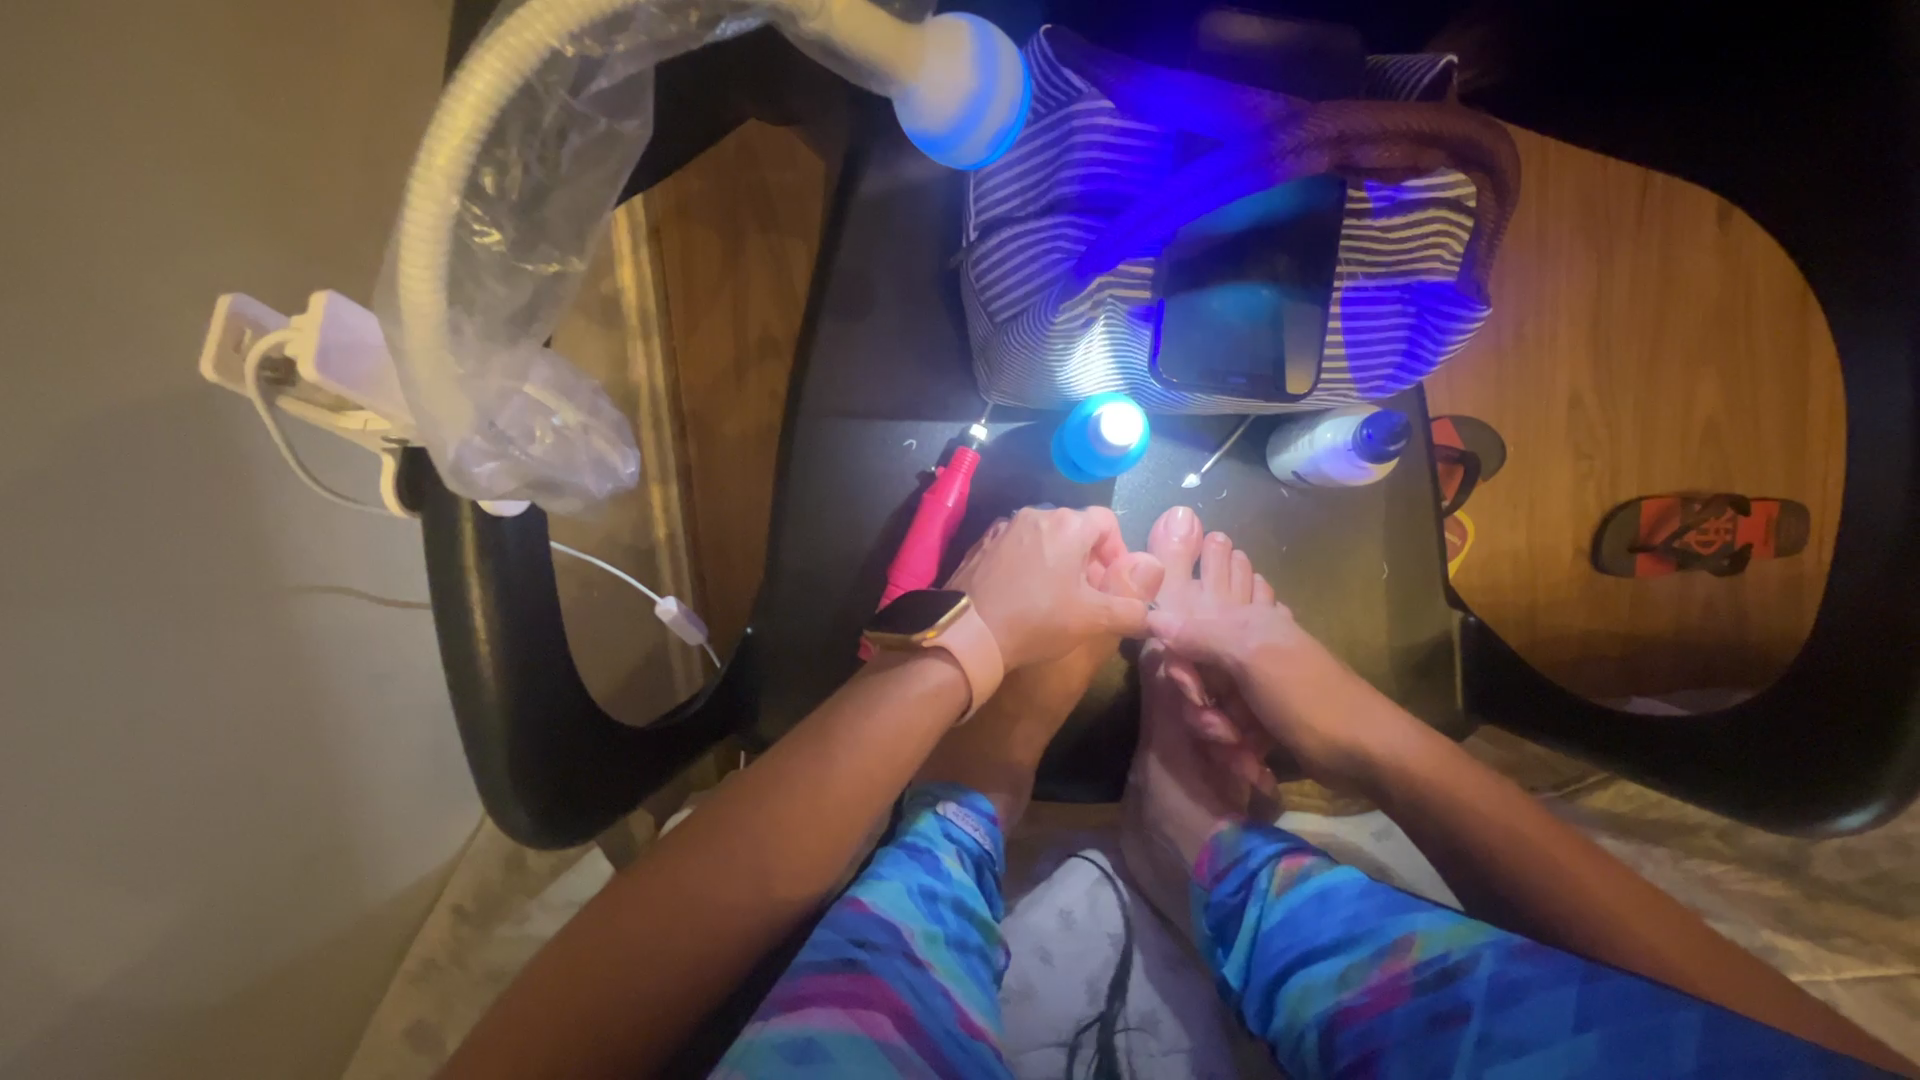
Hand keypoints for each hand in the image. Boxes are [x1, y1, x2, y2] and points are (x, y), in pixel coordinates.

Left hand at [945, 506, 1160, 670]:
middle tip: (1088, 595)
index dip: (1118, 552)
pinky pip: (1016, 547)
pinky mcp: (981, 544)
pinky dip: (1028, 564)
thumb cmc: (1037, 619)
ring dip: (1057, 561)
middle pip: (1075, 529)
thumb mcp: (1093, 619)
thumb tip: (1151, 611)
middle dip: (1088, 558)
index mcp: (1067, 524)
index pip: (1107, 522)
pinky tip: (1024, 595)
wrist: (968, 633)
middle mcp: (1035, 515)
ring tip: (1056, 597)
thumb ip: (1130, 610)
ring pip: (1044, 537)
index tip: (1113, 584)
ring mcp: (1004, 527)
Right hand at [1141, 508, 1409, 793]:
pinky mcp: (1260, 718)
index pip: (1183, 630)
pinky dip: (1234, 746)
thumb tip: (1151, 617)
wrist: (1367, 754)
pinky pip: (1226, 727)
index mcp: (1243, 622)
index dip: (1179, 664)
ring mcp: (1252, 686)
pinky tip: (1250, 760)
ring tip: (1242, 749)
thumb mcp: (1251, 658)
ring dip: (1217, 732)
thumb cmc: (1309, 698)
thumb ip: (1200, 634)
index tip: (1192, 691)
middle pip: (1192, 673)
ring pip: (1207, 705)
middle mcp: (1244, 649)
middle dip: (1199, 706)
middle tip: (1221, 727)